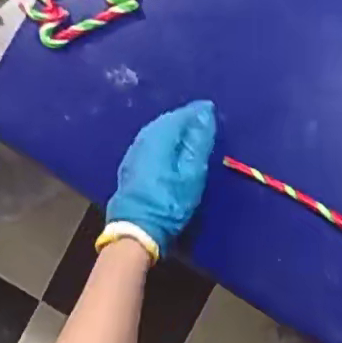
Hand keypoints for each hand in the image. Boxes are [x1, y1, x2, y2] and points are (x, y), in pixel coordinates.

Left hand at [104, 100, 215, 257]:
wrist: (137, 229)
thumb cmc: (168, 203)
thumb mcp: (191, 175)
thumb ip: (199, 144)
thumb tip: (205, 115)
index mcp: (159, 137)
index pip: (180, 116)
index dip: (197, 113)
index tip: (211, 112)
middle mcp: (143, 139)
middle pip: (166, 122)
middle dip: (184, 120)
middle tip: (202, 123)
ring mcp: (133, 153)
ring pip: (157, 133)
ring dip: (173, 133)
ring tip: (190, 137)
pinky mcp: (130, 167)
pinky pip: (150, 145)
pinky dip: (164, 144)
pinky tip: (171, 152)